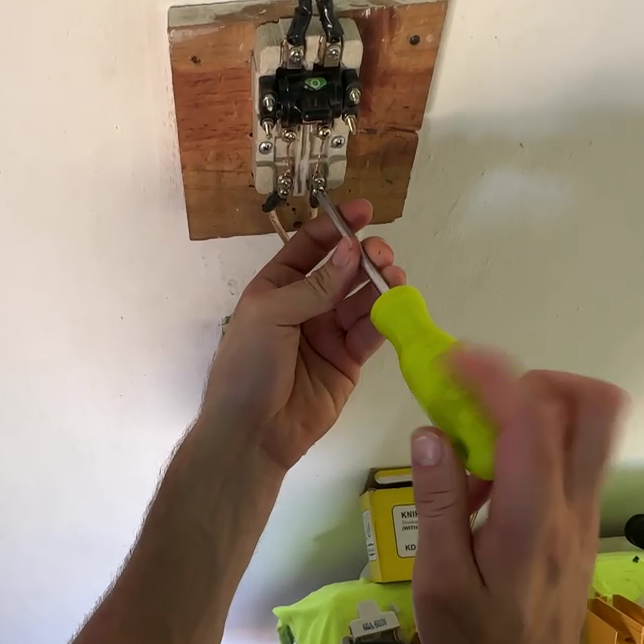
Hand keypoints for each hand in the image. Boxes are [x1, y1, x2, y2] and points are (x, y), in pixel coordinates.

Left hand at [199, 199, 406, 470]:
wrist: (253, 432)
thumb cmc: (248, 367)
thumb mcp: (272, 315)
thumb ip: (316, 284)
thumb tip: (352, 249)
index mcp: (276, 288)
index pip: (309, 247)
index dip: (335, 227)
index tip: (364, 211)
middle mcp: (304, 306)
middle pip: (342, 271)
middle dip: (364, 257)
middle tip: (381, 254)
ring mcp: (327, 334)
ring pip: (361, 299)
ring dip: (379, 284)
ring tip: (393, 276)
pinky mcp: (347, 361)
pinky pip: (370, 332)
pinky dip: (385, 317)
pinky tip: (395, 305)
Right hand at [407, 349, 626, 643]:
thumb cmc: (478, 642)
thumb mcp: (440, 579)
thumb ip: (438, 502)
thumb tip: (430, 434)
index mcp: (532, 516)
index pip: (529, 420)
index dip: (491, 376)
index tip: (450, 359)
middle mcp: (573, 504)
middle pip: (595, 406)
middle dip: (538, 380)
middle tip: (481, 400)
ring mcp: (585, 512)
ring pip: (591, 427)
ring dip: (539, 408)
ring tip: (477, 438)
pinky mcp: (581, 522)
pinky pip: (574, 456)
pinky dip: (537, 440)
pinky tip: (488, 479)